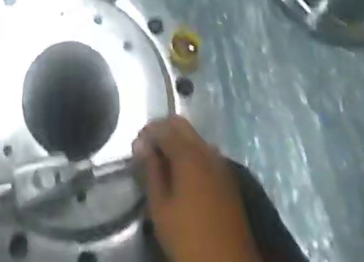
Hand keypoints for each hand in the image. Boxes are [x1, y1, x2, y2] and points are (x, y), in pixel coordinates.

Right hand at [135, 117, 262, 261]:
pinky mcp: (228, 177)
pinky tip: (182, 175)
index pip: (163, 128)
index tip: (135, 150)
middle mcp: (206, 150)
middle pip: (181, 125)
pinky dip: (190, 154)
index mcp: (188, 154)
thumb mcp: (160, 208)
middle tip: (147, 152)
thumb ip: (150, 171)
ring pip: (195, 137)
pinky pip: (205, 153)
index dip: (146, 133)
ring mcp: (221, 162)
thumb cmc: (188, 237)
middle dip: (162, 131)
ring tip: (163, 164)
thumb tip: (142, 146)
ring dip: (177, 141)